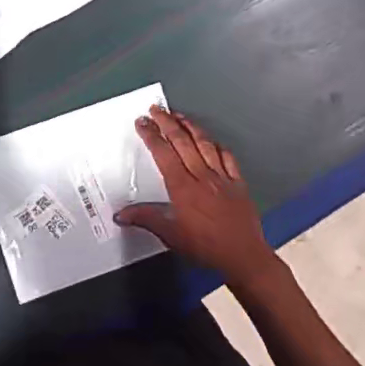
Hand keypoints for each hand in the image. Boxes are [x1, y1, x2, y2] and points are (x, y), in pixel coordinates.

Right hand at [116, 105, 280, 281]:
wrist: (242, 255)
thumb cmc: (206, 247)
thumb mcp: (171, 235)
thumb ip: (146, 219)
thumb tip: (122, 214)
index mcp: (183, 186)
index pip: (163, 153)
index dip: (151, 135)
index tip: (143, 123)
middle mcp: (202, 176)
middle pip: (183, 141)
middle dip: (168, 122)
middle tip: (157, 110)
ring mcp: (222, 177)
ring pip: (205, 144)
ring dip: (191, 127)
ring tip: (180, 116)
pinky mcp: (238, 183)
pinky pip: (227, 157)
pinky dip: (217, 146)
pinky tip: (212, 142)